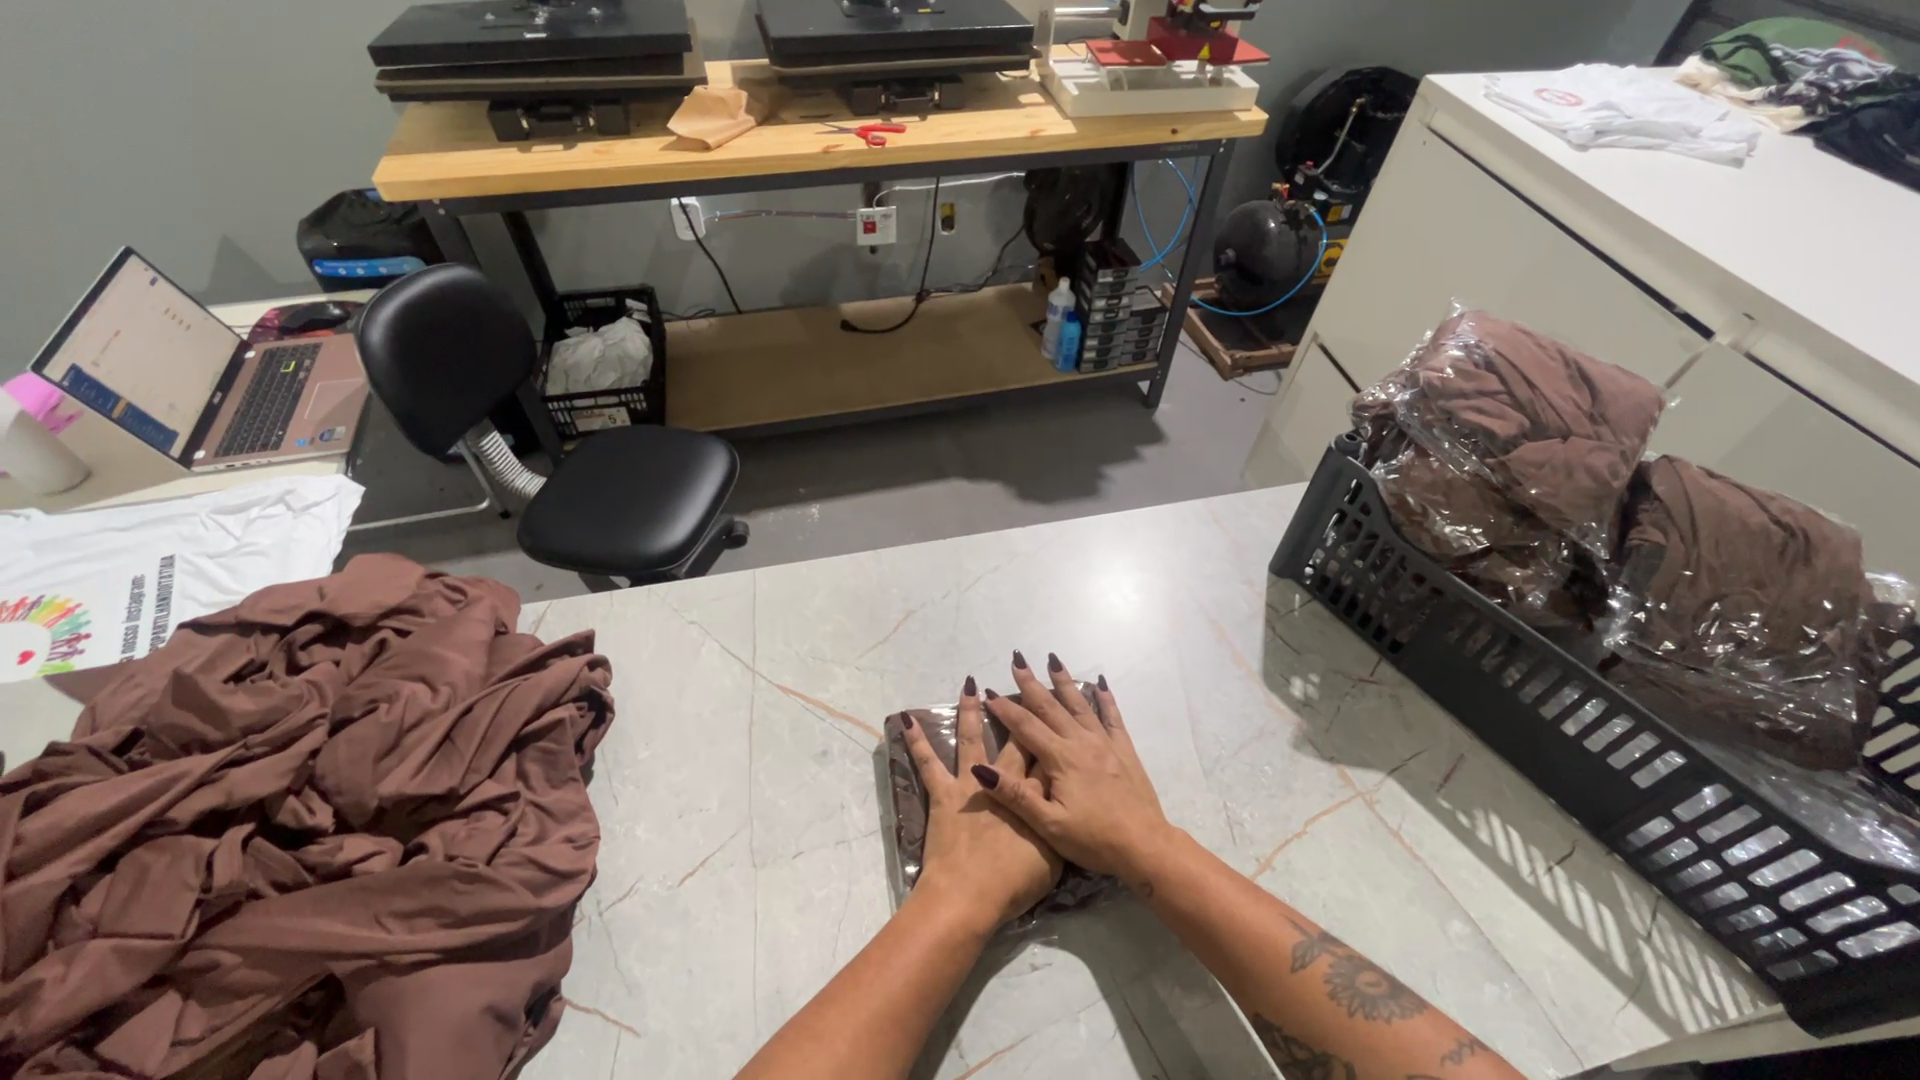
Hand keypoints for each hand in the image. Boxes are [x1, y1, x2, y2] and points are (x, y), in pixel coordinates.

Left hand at [902, 677, 1062, 931]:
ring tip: (970, 684)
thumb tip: (1065, 804)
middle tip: (1022, 684)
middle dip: (1020, 710)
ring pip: (973, 739)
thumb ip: (1057, 824)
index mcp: (1036, 796)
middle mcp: (1005, 779)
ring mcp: (971, 783)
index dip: (1052, 734)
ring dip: (971, 710)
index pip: (1048, 759)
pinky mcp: (943, 794)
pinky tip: (906, 720)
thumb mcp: (1054, 856)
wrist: (971, 894)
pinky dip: (917, 742)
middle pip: (1016, 740)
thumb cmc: (1016, 882)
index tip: (1056, 708)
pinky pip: (928, 763)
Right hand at [975, 653, 1175, 886]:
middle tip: (1017, 660)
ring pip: (1079, 705)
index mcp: (1060, 759)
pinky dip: (1104, 698)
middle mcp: (1081, 743)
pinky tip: (1100, 684)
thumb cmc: (1093, 839)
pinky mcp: (1124, 750)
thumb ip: (1015, 795)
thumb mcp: (1048, 824)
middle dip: (1031, 683)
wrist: (1144, 845)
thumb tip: (981, 768)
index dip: (1005, 709)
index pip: (1025, 726)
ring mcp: (1105, 744)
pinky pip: (1112, 716)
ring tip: (1053, 660)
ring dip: (1064, 681)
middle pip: (1050, 707)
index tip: (988, 692)